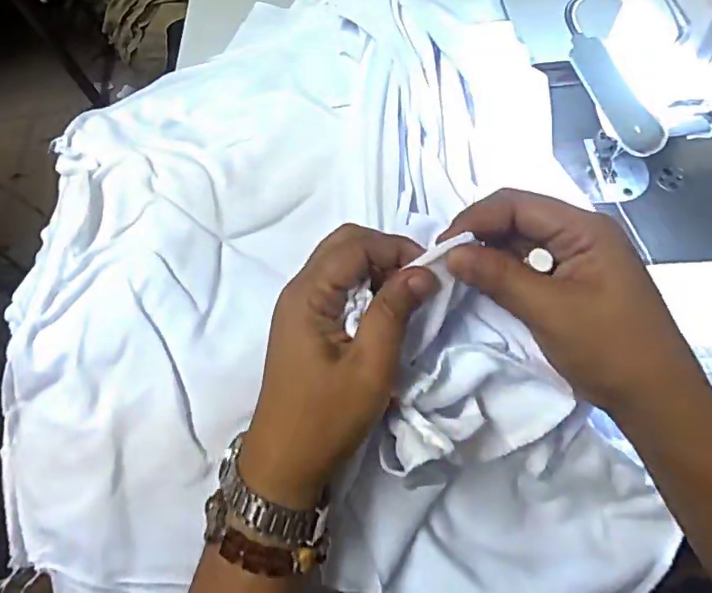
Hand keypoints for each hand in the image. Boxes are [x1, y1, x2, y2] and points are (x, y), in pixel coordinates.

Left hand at [240, 225, 438, 509]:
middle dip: (386, 249)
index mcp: (307, 295)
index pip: (356, 245)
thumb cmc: (327, 419)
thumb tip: (424, 271)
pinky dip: (364, 280)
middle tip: (418, 276)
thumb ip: (394, 311)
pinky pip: (336, 280)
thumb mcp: (370, 367)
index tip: (429, 271)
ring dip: (376, 263)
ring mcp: (298, 304)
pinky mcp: (304, 320)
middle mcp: (298, 289)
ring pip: (340, 258)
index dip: (396, 248)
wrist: (283, 468)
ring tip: (405, 290)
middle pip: (345, 242)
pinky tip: (383, 305)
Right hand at [442, 190, 708, 421]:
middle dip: (482, 234)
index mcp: (585, 227)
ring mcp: (586, 256)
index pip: (518, 204)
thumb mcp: (549, 312)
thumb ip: (499, 276)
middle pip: (523, 217)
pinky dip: (512, 271)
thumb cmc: (610, 350)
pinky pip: (540, 263)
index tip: (443, 247)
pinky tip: (490, 284)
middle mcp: (586, 232)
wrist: (661, 400)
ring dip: (495, 253)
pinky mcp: (583, 279)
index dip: (476, 219)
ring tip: (461, 272)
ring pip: (528, 241)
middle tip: (446, 261)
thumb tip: (453, 253)